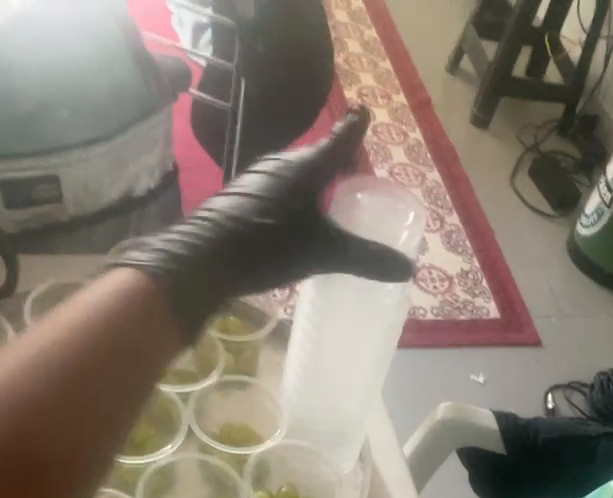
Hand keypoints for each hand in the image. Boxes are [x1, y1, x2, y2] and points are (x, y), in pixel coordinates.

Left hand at [109, 106, 416, 335]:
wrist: (204, 259)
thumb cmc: (268, 246)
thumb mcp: (323, 254)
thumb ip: (364, 259)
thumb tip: (408, 268)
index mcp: (306, 167)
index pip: (339, 140)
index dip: (354, 129)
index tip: (364, 114)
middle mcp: (281, 165)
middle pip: (316, 157)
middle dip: (335, 162)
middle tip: (353, 172)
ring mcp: (257, 181)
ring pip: (294, 175)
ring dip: (312, 184)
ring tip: (327, 200)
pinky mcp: (240, 200)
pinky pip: (277, 193)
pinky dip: (292, 201)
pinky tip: (293, 222)